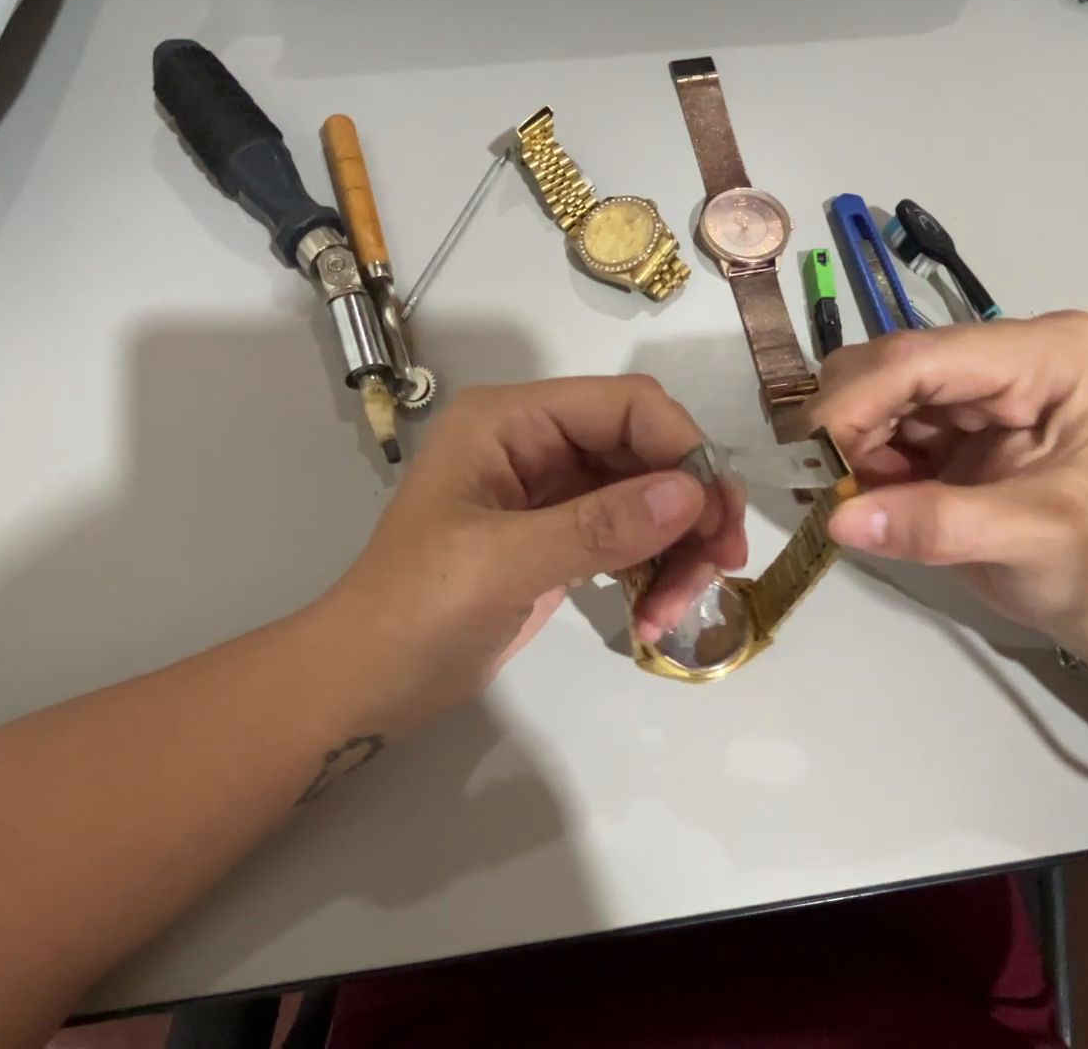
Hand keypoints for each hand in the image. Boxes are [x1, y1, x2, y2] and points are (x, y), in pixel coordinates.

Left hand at [321, 376, 745, 730]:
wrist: (369, 682)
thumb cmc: (412, 613)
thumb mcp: (497, 565)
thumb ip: (595, 528)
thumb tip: (692, 495)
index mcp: (510, 422)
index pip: (624, 405)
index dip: (680, 448)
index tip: (713, 518)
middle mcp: (536, 444)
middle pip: (646, 451)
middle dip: (688, 508)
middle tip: (718, 569)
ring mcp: (551, 495)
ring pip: (648, 499)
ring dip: (677, 550)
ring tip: (673, 613)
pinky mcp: (562, 541)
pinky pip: (631, 539)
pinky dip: (654, 572)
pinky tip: (654, 617)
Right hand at [805, 313, 1087, 680]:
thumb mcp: (1035, 540)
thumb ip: (938, 525)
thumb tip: (837, 520)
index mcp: (1046, 356)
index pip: (918, 359)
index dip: (852, 405)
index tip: (806, 464)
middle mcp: (1000, 355)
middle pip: (880, 369)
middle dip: (846, 430)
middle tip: (838, 494)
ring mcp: (967, 389)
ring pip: (863, 397)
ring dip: (848, 453)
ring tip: (874, 505)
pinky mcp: (942, 425)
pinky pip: (868, 430)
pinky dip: (854, 466)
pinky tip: (878, 502)